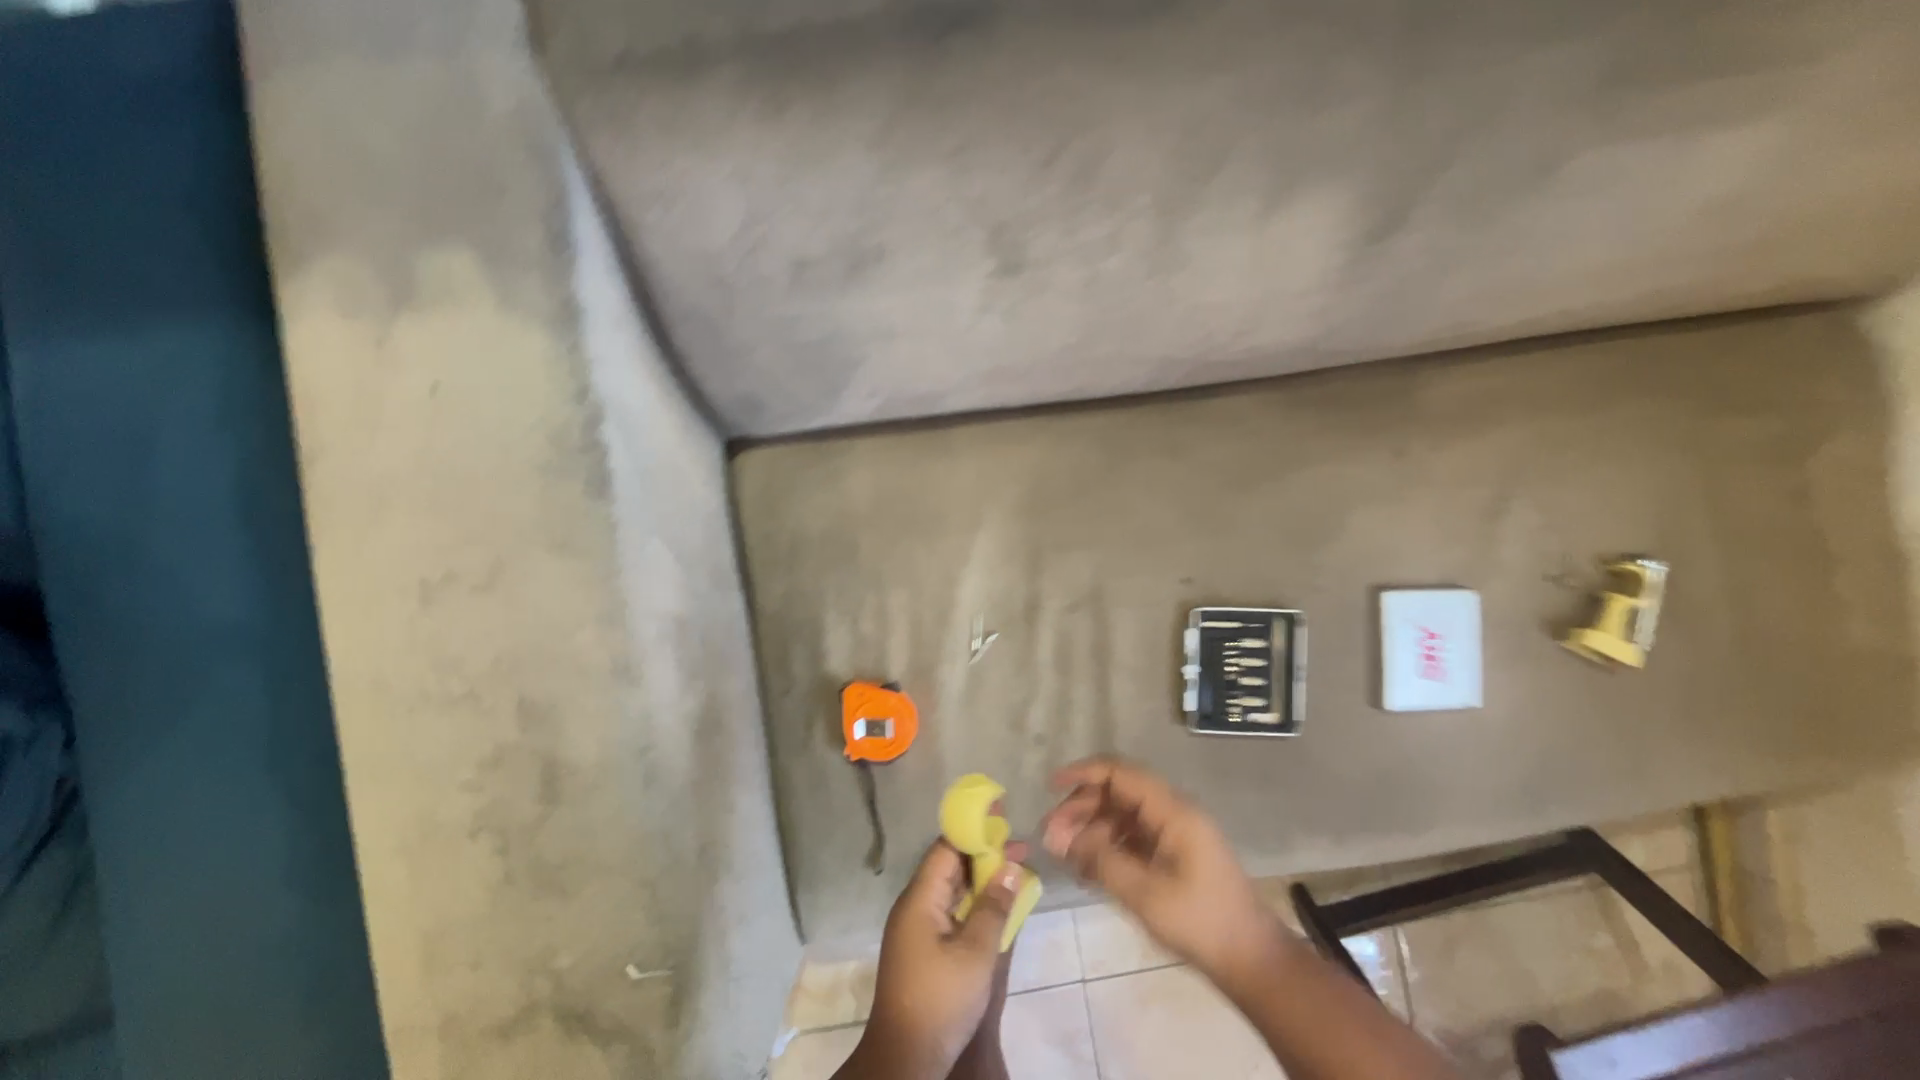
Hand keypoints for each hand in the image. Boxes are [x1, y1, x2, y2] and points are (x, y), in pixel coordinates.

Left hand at [845, 840, 1028, 1079]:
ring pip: (951, 892)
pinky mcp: (923, 950)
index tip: (1005, 818)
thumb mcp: (976, 953)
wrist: (906, 1056)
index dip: (974, 831)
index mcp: (919, 900)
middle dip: (984, 855)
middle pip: (949, 868)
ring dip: (982, 881)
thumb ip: (994, 907)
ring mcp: (916, 930)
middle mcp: (914, 908)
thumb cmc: (941, 999)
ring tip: (1017, 872)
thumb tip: (1010, 865)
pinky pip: (950, 914)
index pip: (946, 849)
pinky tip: (998, 908)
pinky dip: (974, 906)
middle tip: (1022, 849)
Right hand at [1041, 756, 1281, 982]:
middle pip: (1118, 793)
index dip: (1083, 773)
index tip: (1050, 786)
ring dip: (1091, 831)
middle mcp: (1173, 814)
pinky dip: (1108, 849)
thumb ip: (1100, 858)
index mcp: (1173, 812)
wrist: (1249, 958)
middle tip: (1052, 838)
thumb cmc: (1199, 922)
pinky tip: (1088, 873)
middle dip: (1081, 809)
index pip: (1121, 773)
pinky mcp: (1173, 856)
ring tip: (1067, 860)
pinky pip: (1133, 839)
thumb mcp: (1143, 892)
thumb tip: (1059, 835)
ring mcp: (1174, 835)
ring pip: (1122, 817)